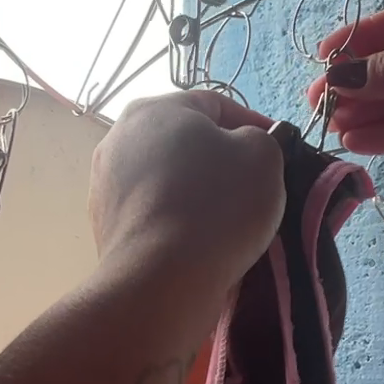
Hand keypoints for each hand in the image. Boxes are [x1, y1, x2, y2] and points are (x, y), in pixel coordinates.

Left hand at [90, 91, 284, 297]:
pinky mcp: (103, 223)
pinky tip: (197, 240)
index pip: (217, 105)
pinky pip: (153, 211)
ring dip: (196, 190)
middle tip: (254, 186)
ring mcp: (106, 181)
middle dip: (220, 159)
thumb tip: (243, 147)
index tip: (280, 152)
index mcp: (156, 108)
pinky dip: (175, 219)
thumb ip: (259, 138)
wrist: (162, 277)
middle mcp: (120, 136)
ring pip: (167, 177)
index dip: (255, 125)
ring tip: (227, 219)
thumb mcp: (263, 155)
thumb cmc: (218, 204)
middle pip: (185, 141)